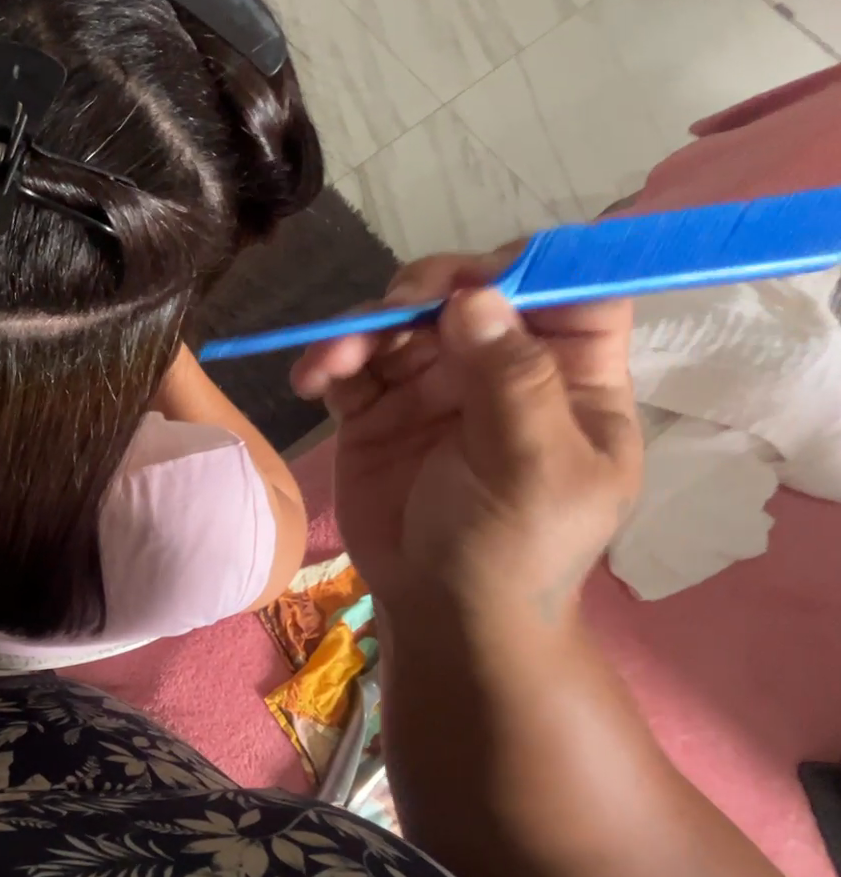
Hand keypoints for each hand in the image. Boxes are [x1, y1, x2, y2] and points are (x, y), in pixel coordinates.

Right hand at [291, 251, 640, 625]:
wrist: (438, 605)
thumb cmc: (513, 546)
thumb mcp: (535, 468)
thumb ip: (512, 381)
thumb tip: (474, 296)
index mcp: (568, 376)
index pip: (565, 292)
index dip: (524, 271)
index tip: (471, 284)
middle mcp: (498, 369)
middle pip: (464, 295)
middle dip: (422, 292)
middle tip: (386, 314)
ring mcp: (430, 388)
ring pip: (396, 325)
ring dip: (357, 330)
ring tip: (329, 364)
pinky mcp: (373, 412)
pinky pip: (348, 367)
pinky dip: (324, 362)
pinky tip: (308, 380)